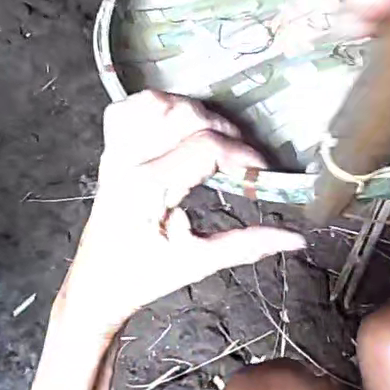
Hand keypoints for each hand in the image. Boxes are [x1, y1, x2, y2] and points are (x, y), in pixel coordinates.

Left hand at [62, 92, 304, 326]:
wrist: (94, 285)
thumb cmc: (142, 277)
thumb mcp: (198, 263)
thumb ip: (248, 245)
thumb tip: (294, 239)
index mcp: (147, 188)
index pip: (206, 147)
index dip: (244, 154)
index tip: (263, 172)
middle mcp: (128, 161)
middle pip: (185, 116)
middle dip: (225, 131)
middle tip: (243, 158)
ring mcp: (115, 152)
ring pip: (156, 104)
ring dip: (193, 113)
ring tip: (215, 138)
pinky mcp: (109, 150)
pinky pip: (129, 109)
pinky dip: (157, 108)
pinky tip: (177, 126)